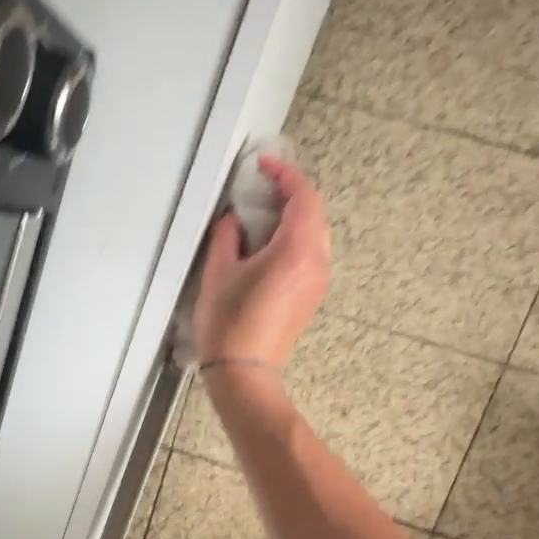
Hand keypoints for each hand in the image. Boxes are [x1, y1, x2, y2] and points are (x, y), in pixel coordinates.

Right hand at [193, 156, 330, 370]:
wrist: (245, 372)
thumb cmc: (229, 324)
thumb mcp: (219, 272)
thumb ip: (228, 236)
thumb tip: (234, 222)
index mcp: (296, 250)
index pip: (303, 196)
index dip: (285, 174)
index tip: (263, 166)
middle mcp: (316, 262)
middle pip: (315, 212)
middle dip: (292, 193)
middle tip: (263, 186)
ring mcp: (318, 281)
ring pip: (316, 233)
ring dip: (295, 216)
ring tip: (265, 213)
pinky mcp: (312, 296)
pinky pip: (312, 253)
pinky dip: (296, 237)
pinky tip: (271, 243)